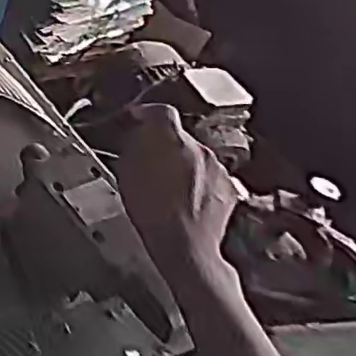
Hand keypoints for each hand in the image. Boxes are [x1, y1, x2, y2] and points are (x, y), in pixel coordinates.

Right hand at [116, 104, 241, 289]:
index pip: (159, 110)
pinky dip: (196, 180)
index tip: (137, 117)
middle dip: (162, 143)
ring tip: (163, 183)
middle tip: (145, 157)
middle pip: (178, 135)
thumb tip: (139, 135)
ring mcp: (218, 168)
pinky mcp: (229, 187)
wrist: (184, 245)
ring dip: (180, 163)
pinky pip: (208, 175)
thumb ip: (134, 146)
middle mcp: (199, 148)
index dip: (145, 112)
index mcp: (170, 138)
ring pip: (194, 155)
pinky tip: (181, 197)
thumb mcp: (126, 171)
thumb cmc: (151, 210)